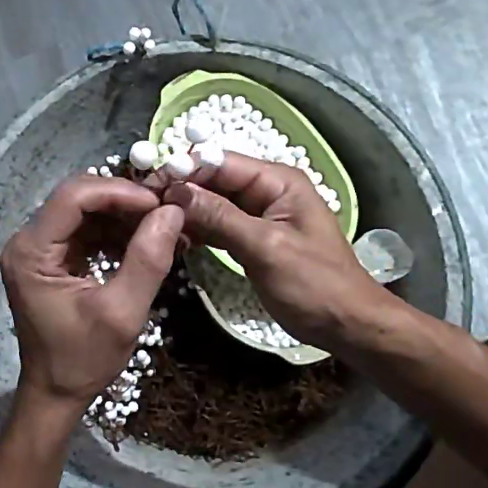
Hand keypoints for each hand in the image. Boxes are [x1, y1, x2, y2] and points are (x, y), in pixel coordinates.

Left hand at [1, 176, 184, 409]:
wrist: (55, 392)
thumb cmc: (83, 359)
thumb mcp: (121, 313)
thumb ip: (147, 260)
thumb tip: (173, 212)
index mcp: (31, 252)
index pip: (73, 197)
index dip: (119, 192)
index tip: (159, 204)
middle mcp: (26, 242)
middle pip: (78, 199)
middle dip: (124, 201)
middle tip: (166, 213)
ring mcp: (37, 250)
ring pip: (85, 212)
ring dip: (125, 217)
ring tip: (164, 228)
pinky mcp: (51, 259)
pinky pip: (86, 231)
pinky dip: (116, 233)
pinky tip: (146, 242)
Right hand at [162, 154, 390, 348]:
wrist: (346, 324)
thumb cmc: (314, 284)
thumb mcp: (265, 248)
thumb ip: (220, 217)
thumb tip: (176, 191)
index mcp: (277, 181)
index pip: (220, 163)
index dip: (183, 170)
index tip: (147, 186)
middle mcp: (266, 191)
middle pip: (213, 181)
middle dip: (179, 191)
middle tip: (141, 208)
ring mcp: (259, 215)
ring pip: (212, 204)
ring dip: (184, 212)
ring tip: (150, 223)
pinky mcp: (252, 239)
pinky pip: (218, 226)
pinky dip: (197, 231)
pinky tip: (173, 239)